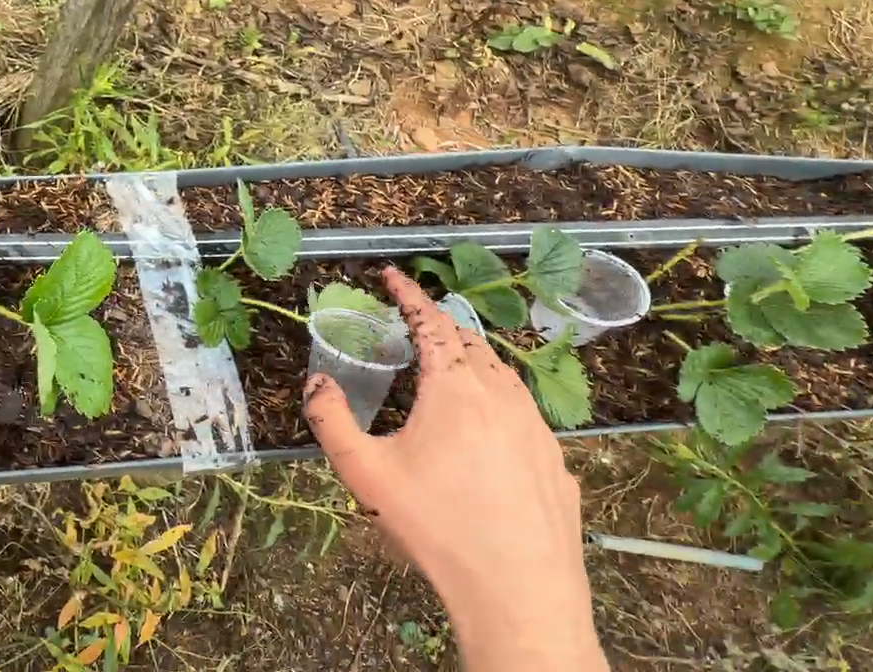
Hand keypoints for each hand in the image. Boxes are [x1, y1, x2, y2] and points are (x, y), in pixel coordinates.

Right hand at [303, 267, 606, 671]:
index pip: (432, 325)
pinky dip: (498, 395)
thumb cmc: (435, 527)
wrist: (520, 597)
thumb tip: (315, 382)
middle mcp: (502, 400)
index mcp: (455, 391)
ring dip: (472, 357)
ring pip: (504, 375)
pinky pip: (524, 411)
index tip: (392, 274)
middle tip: (413, 323)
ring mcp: (538, 432)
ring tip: (447, 364)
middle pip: (471, 343)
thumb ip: (330, 418)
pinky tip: (485, 425)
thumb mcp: (363, 471)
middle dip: (440, 324)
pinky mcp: (557, 464)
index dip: (409, 295)